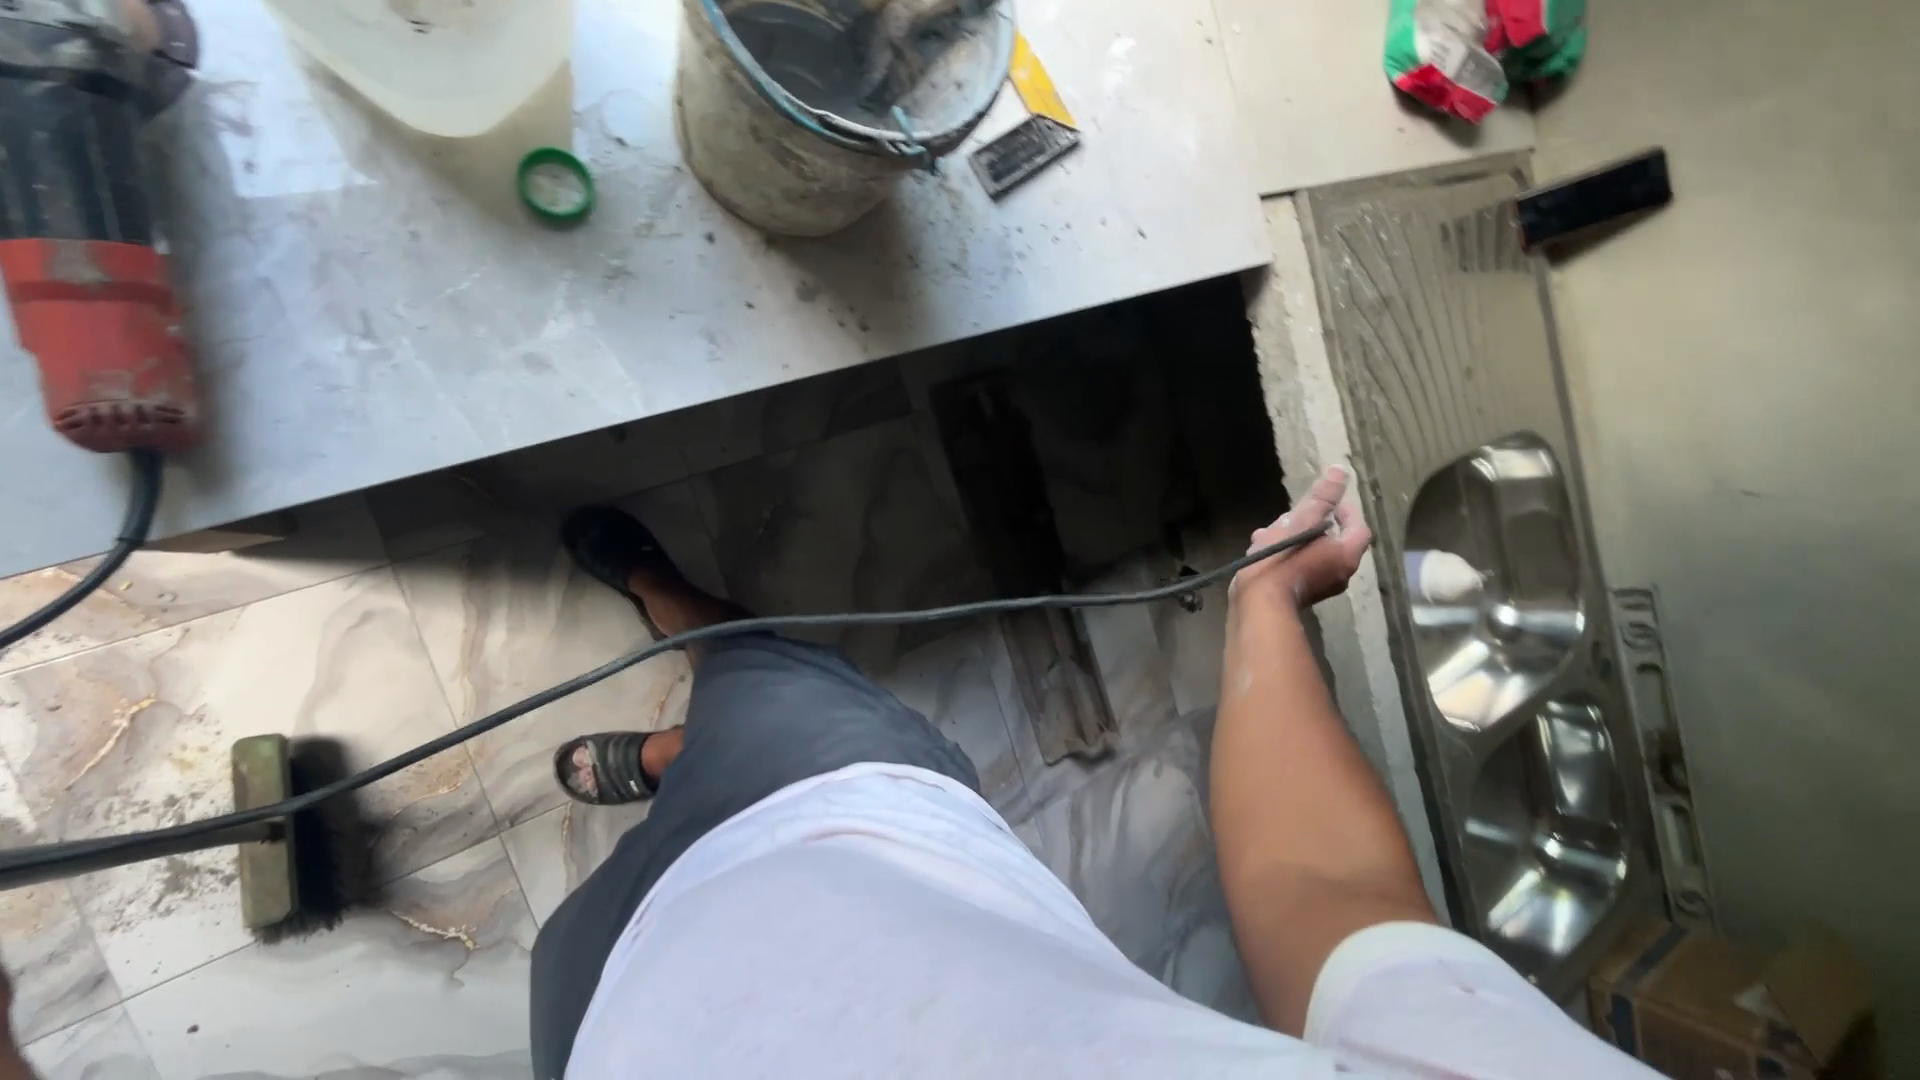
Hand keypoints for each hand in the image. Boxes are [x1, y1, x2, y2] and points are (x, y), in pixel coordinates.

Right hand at [1232, 465, 1373, 609]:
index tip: (1328, 502)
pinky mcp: (1301, 595)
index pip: (1358, 527)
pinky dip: (1291, 557)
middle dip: (1317, 525)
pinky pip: (1302, 569)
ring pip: (1316, 555)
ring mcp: (1322, 587)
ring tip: (1273, 531)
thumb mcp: (1301, 521)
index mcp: (1346, 554)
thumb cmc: (1282, 559)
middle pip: (1337, 542)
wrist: (1259, 605)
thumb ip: (1322, 497)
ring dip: (1299, 540)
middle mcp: (1342, 572)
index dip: (1346, 511)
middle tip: (1297, 514)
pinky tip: (1265, 551)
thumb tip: (1340, 471)